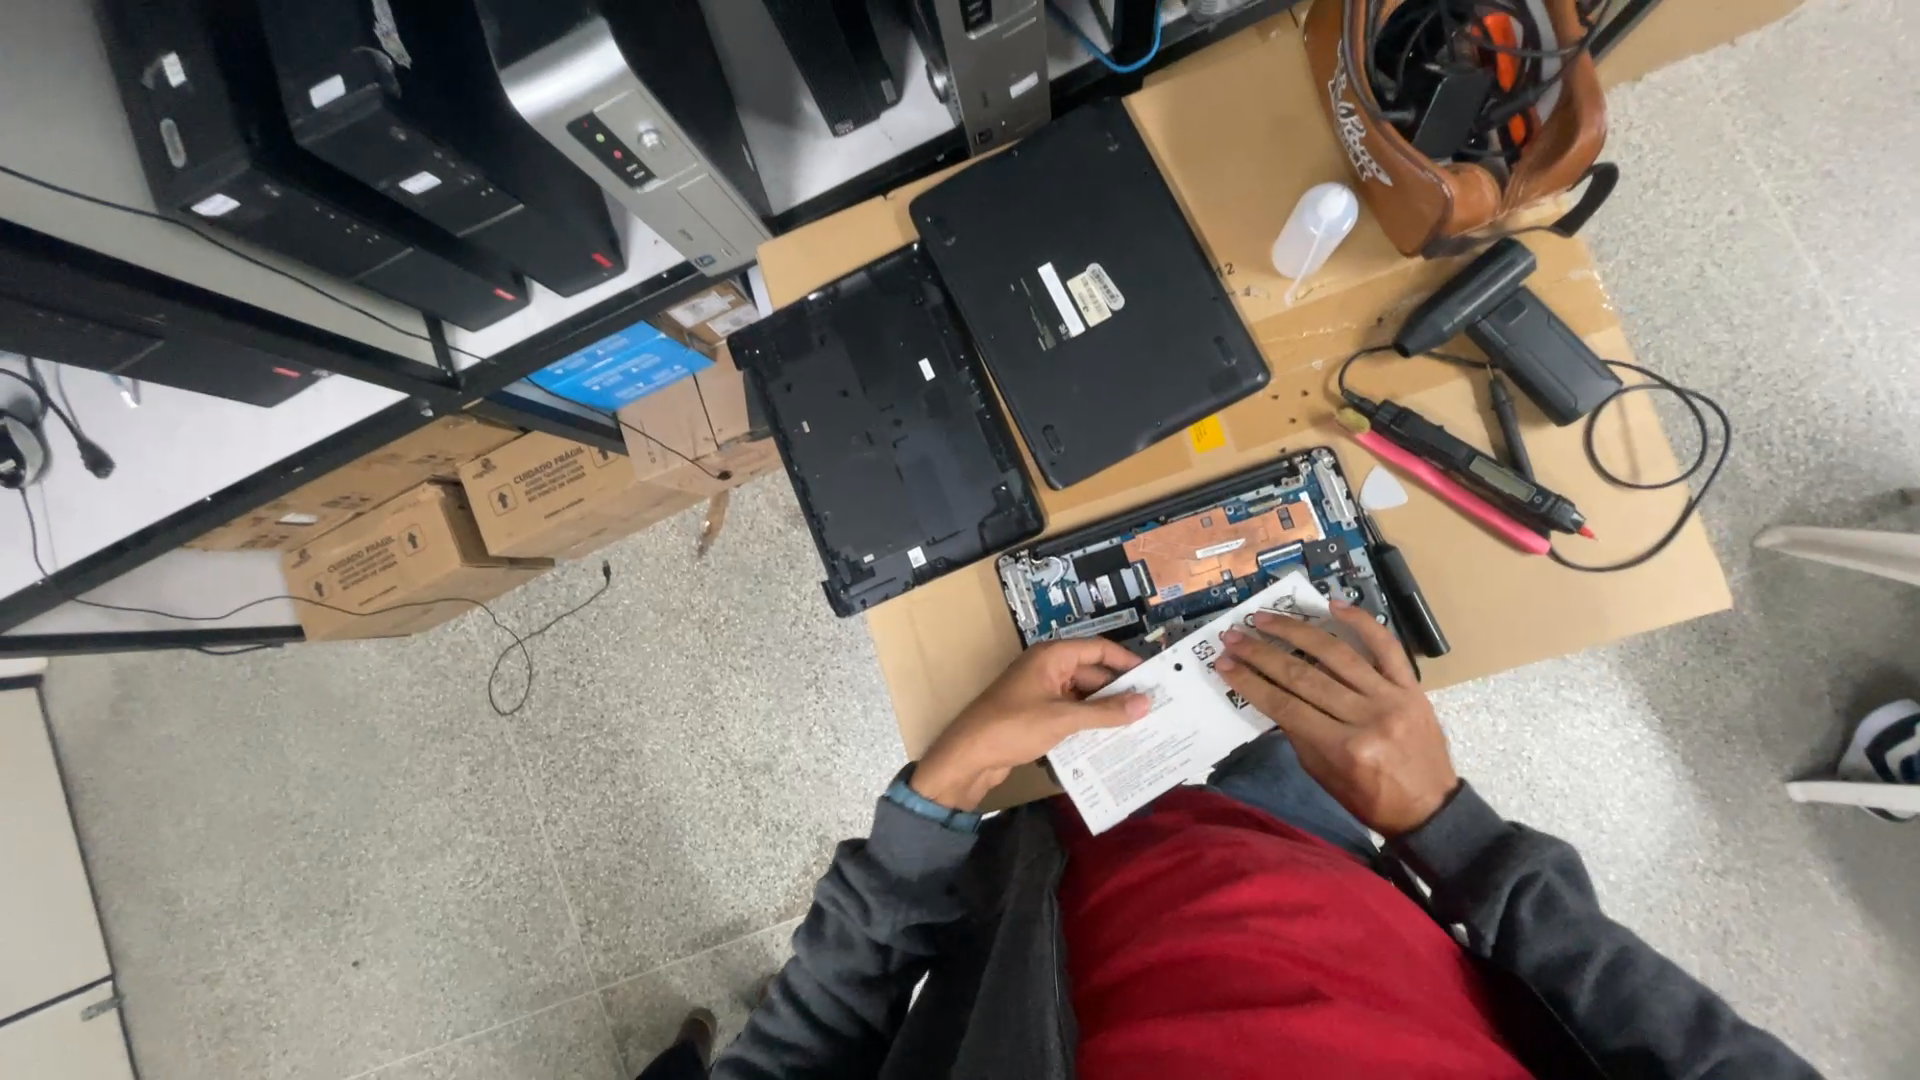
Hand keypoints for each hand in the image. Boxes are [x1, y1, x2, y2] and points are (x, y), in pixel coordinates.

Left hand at [912, 638, 1149, 811]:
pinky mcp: (1035, 713)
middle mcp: (1046, 667)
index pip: (1098, 649)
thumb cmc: (1013, 727)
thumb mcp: (1064, 719)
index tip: (1155, 677)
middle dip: (1119, 690)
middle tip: (1153, 708)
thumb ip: (1106, 711)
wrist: (968, 756)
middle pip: (1092, 672)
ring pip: (1082, 695)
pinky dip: (1087, 722)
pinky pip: (1069, 711)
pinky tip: (1108, 739)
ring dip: (1104, 709)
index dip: (1127, 661)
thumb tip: (1145, 703)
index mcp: (1051, 656)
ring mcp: (1040, 690)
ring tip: (1139, 726)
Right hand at [1214, 601, 1458, 836]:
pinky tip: (1332, 604)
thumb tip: (1269, 692)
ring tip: (1265, 618)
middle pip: (1303, 675)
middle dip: (1260, 653)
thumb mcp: (1322, 773)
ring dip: (1295, 631)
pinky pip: (1386, 646)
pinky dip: (1360, 622)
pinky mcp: (1411, 686)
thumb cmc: (1369, 798)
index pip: (1284, 705)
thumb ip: (1298, 732)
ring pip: (1336, 653)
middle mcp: (1367, 717)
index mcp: (1343, 748)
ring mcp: (1391, 697)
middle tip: (1234, 636)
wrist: (1431, 810)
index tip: (1223, 663)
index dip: (1249, 681)